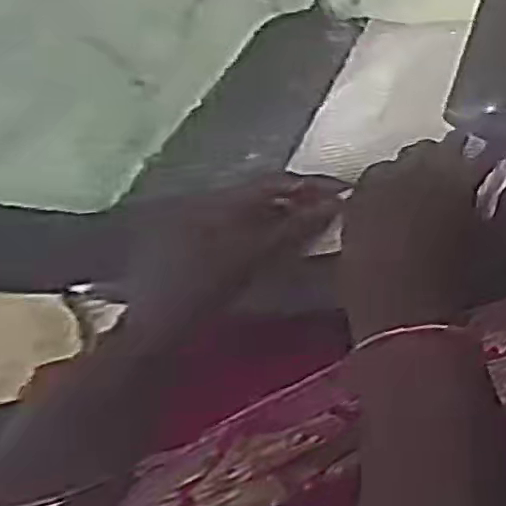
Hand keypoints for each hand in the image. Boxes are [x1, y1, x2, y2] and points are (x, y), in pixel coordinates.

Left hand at [120, 175, 345, 341]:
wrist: (156, 325)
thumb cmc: (212, 282)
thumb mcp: (264, 251)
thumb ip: (303, 223)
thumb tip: (341, 201)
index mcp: (223, 200)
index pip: (280, 180)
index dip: (318, 184)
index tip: (348, 192)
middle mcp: (207, 204)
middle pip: (266, 193)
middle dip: (303, 198)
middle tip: (335, 208)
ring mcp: (195, 224)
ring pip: (254, 209)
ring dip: (286, 213)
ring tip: (315, 225)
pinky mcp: (192, 244)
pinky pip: (240, 224)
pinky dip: (267, 227)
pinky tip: (282, 241)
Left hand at [340, 136, 499, 338]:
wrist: (404, 309)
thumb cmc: (455, 270)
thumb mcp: (479, 224)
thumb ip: (480, 192)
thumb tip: (485, 174)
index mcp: (450, 172)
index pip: (459, 143)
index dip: (466, 152)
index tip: (474, 163)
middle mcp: (409, 172)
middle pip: (421, 150)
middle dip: (433, 159)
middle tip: (445, 180)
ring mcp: (375, 189)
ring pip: (390, 165)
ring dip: (403, 174)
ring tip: (414, 195)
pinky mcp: (351, 209)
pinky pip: (367, 187)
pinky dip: (379, 192)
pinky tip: (390, 211)